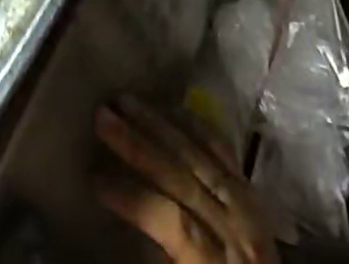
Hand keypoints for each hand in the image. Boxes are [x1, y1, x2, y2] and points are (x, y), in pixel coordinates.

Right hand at [94, 96, 273, 263]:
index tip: (94, 179)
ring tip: (125, 101)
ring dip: (159, 125)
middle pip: (182, 176)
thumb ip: (153, 257)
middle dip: (137, 143)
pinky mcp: (253, 198)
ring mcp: (247, 209)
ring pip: (200, 156)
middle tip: (101, 115)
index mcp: (213, 262)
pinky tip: (173, 109)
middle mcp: (234, 230)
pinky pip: (225, 155)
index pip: (171, 220)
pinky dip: (198, 128)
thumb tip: (118, 237)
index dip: (133, 198)